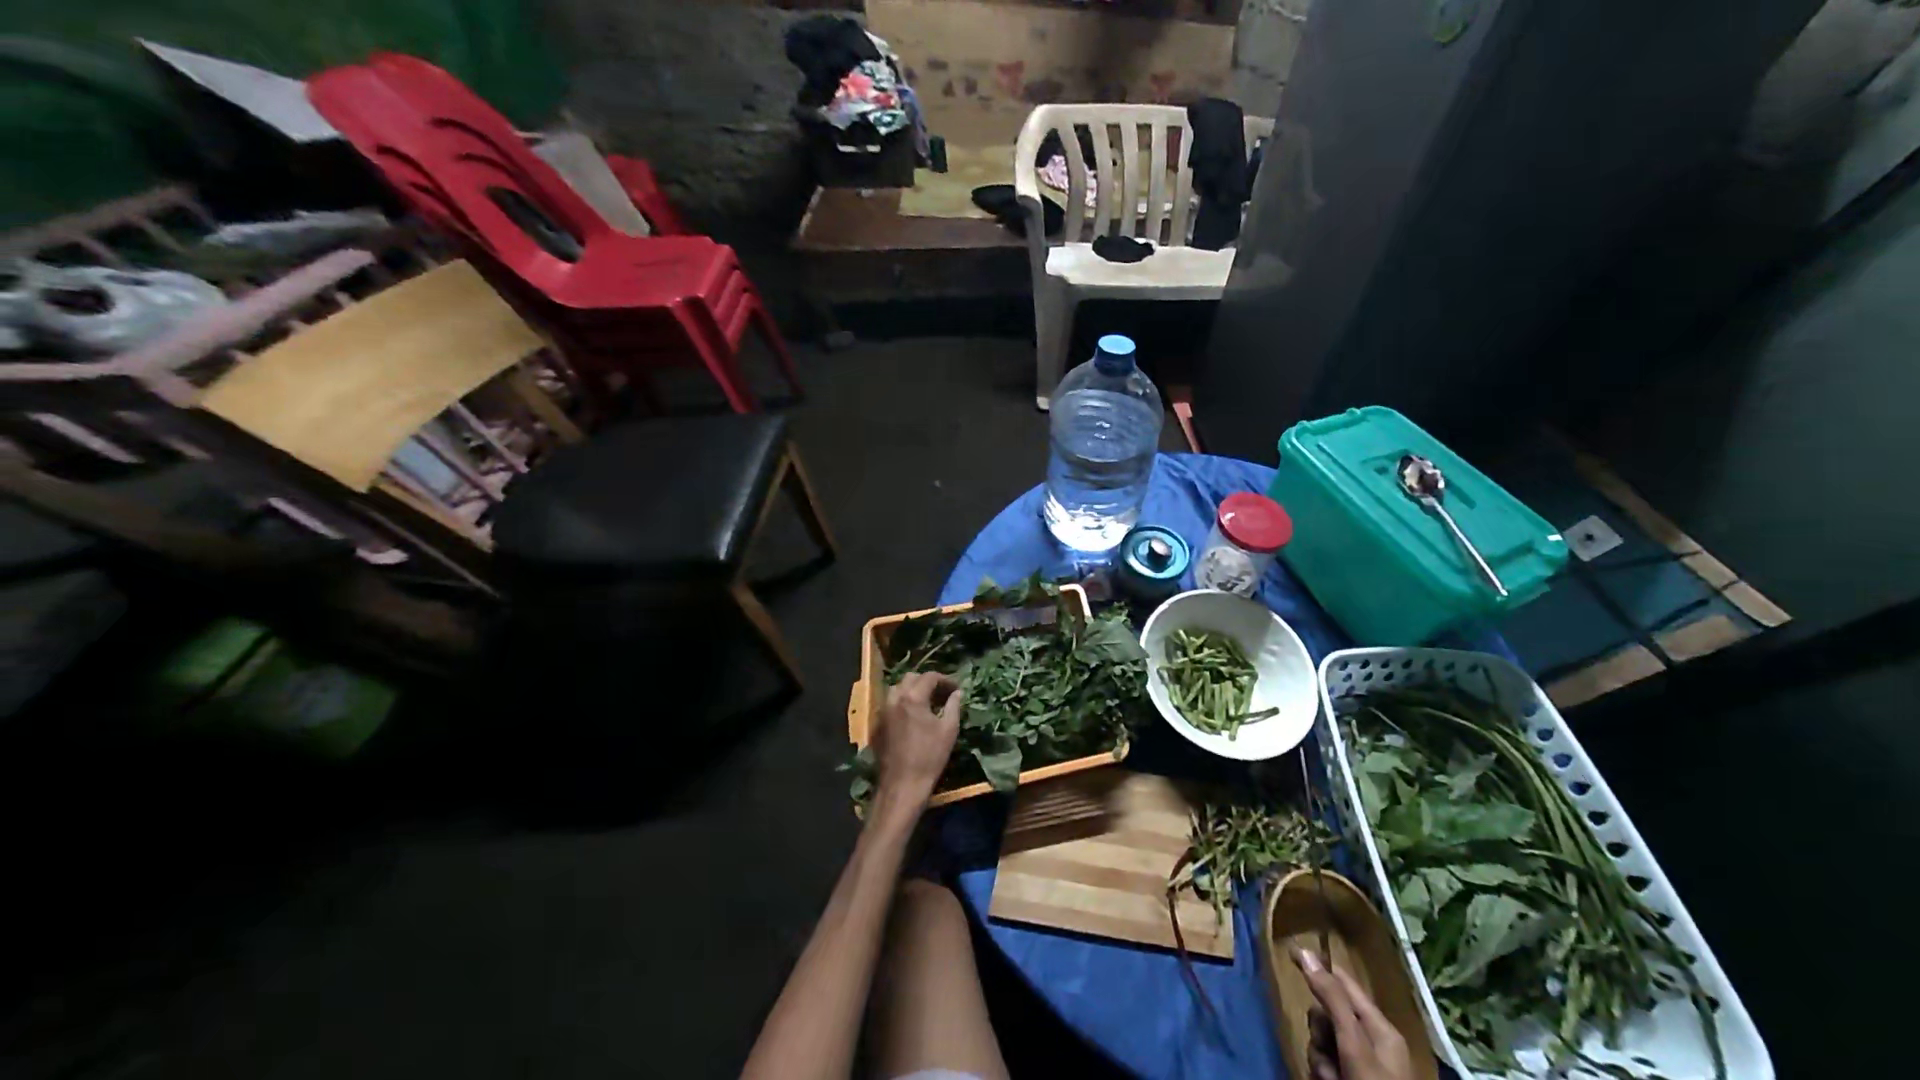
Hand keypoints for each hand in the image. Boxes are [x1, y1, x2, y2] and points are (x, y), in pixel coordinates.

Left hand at [873, 672, 963, 803]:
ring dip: (912, 690)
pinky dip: (902, 703)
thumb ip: (953, 706)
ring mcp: (882, 711)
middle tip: (941, 693)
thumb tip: (957, 693)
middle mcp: (894, 698)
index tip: (955, 688)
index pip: (929, 677)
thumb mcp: (948, 730)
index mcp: (912, 697)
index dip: (945, 679)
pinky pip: (889, 704)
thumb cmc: (930, 757)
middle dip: (927, 682)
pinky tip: (912, 717)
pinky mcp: (877, 724)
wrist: (902, 784)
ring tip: (926, 703)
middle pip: (910, 678)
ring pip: (897, 689)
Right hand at [1290, 946, 1415, 1079]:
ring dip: (1319, 1058)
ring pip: (1321, 1041)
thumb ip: (1332, 1000)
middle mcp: (1370, 1043)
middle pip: (1327, 1015)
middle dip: (1319, 1031)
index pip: (1344, 984)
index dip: (1319, 968)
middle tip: (1327, 1050)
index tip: (1291, 952)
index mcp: (1380, 1028)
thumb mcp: (1353, 1045)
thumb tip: (1305, 952)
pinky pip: (1322, 1063)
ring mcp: (1358, 1065)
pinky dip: (1321, 1074)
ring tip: (1331, 1079)